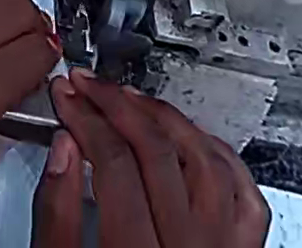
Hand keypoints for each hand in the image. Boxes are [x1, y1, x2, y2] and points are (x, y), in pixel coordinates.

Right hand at [33, 70, 270, 247]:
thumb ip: (55, 214)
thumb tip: (64, 146)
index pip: (114, 162)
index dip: (84, 117)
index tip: (65, 96)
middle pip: (158, 153)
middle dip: (116, 105)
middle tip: (88, 86)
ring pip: (206, 163)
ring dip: (165, 118)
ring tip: (131, 99)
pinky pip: (246, 198)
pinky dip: (218, 156)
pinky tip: (189, 137)